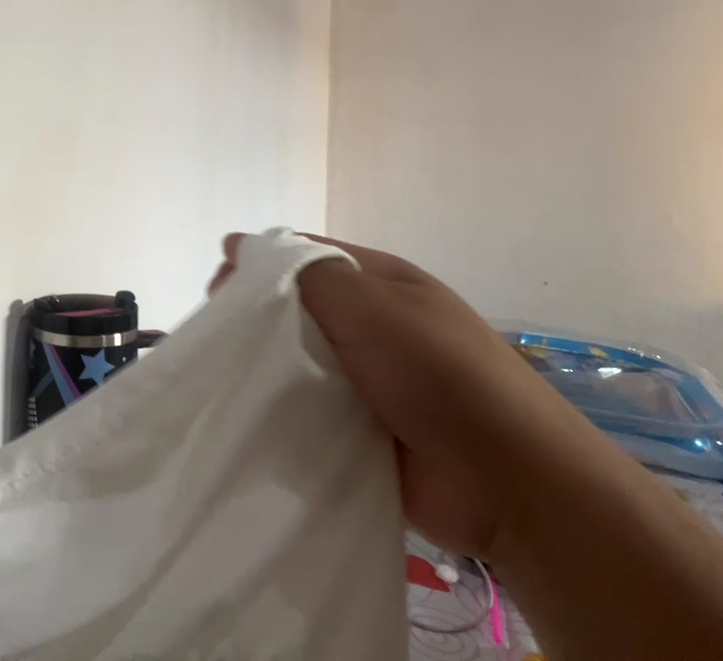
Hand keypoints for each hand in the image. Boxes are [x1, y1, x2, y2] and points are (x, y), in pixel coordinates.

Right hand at [219, 232, 722, 660]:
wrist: (507, 480)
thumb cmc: (437, 374)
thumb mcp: (370, 306)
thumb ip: (304, 274)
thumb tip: (238, 243)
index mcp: (381, 283)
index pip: (304, 257)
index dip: (257, 266)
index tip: (215, 289)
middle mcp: (374, 326)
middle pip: (298, 312)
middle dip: (255, 322)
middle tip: (215, 343)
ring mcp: (371, 382)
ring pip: (300, 365)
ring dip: (265, 372)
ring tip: (221, 385)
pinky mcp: (363, 433)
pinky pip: (310, 414)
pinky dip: (283, 415)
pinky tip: (247, 423)